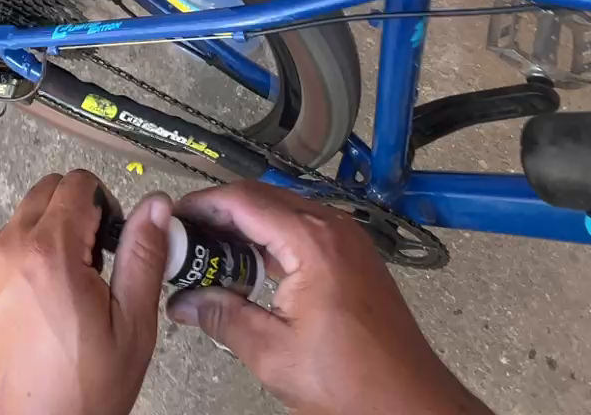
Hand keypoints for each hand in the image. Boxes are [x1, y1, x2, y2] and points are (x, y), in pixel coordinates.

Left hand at [0, 170, 172, 414]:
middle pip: (48, 189)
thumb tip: (157, 205)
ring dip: (50, 232)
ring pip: (25, 215)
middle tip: (95, 260)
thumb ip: (143, 256)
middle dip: (77, 210)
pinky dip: (26, 255)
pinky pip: (4, 245)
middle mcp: (9, 247)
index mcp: (50, 251)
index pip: (78, 183)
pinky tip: (42, 302)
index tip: (112, 241)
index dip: (104, 204)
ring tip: (69, 287)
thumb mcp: (130, 328)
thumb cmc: (78, 394)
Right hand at [167, 181, 489, 414]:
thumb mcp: (273, 354)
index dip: (203, 204)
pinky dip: (271, 233)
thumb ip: (222, 317)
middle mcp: (331, 224)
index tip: (175, 216)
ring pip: (281, 207)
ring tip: (212, 248)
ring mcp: (346, 235)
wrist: (415, 407)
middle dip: (220, 210)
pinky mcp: (354, 251)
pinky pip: (302, 224)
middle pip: (261, 196)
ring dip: (245, 221)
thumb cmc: (353, 384)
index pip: (242, 200)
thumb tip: (182, 302)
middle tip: (187, 234)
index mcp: (311, 240)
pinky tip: (252, 261)